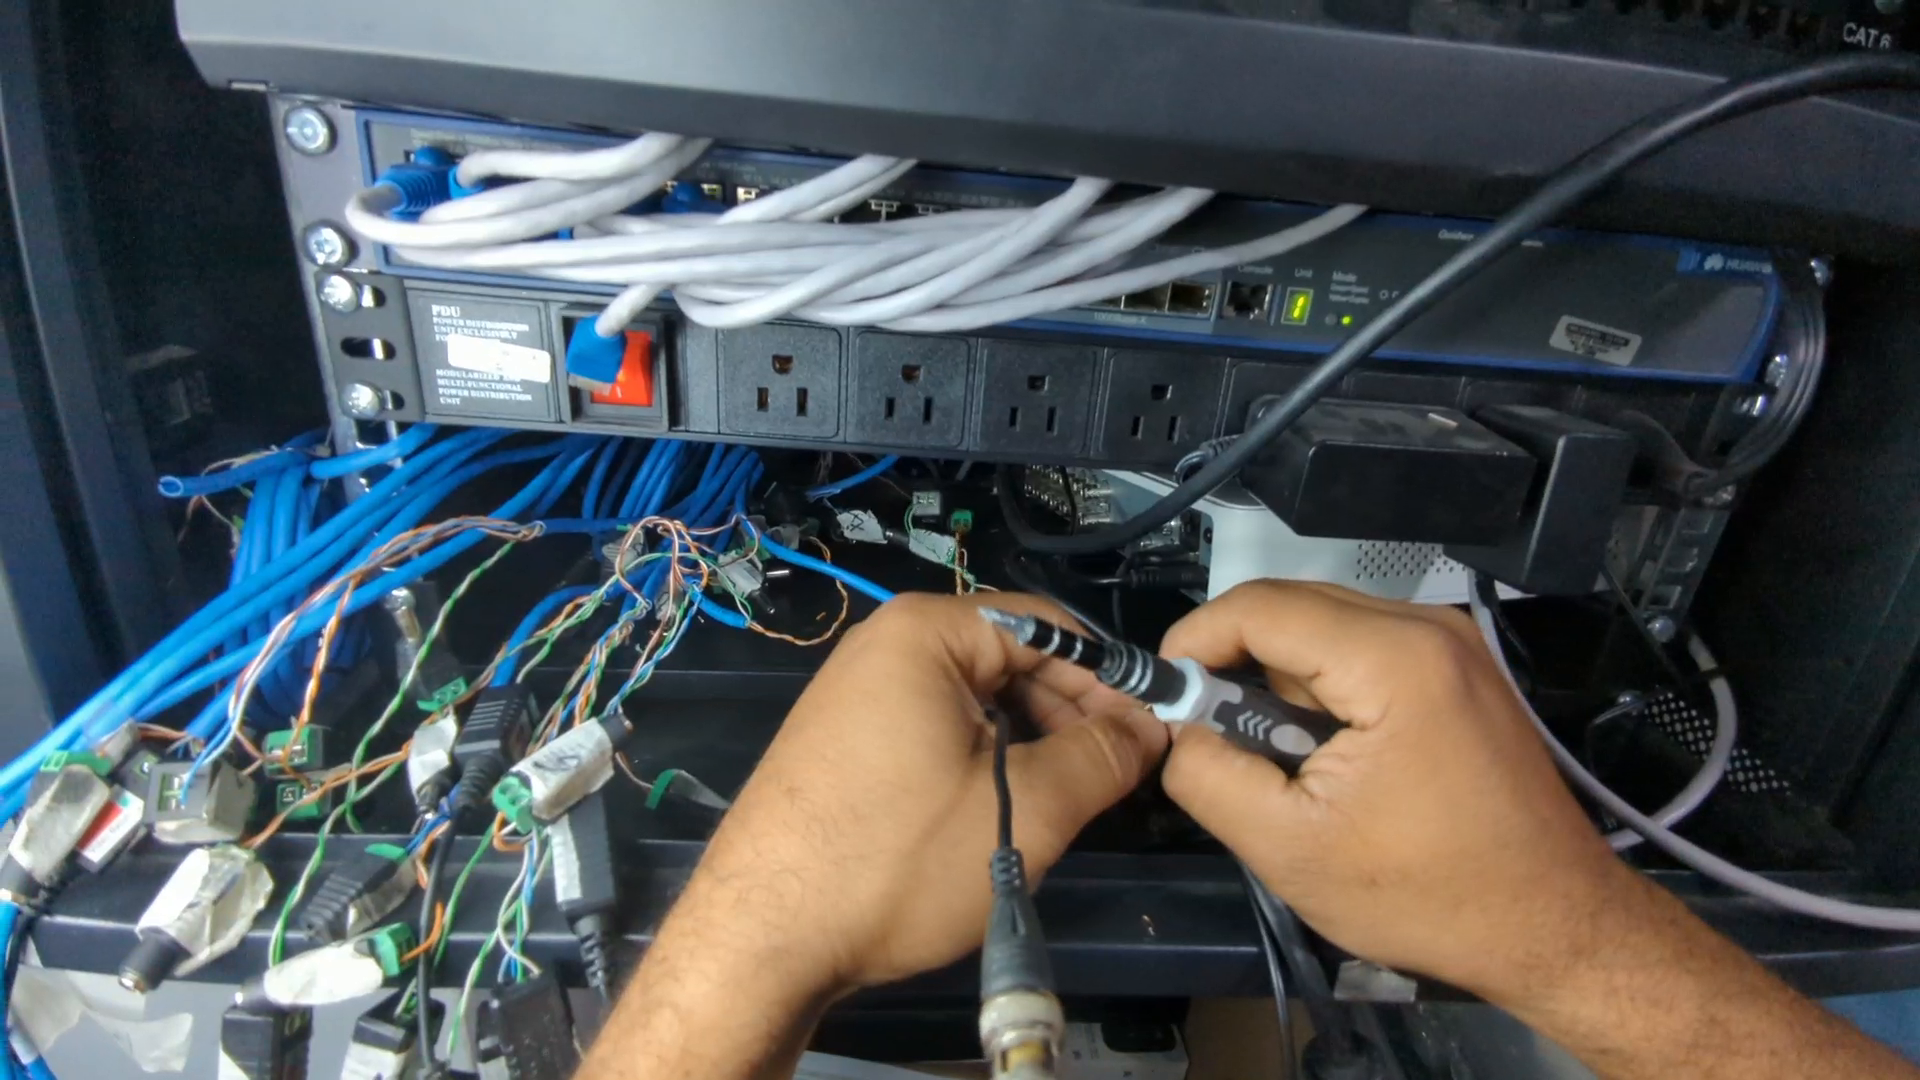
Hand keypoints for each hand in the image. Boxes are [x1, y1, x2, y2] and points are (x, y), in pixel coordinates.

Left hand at [674, 591, 1167, 993]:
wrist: (758, 939)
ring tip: (1066, 792)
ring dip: (1029, 736)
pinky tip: (1002, 798)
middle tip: (1114, 768)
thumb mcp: (1022, 810)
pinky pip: (935, 722)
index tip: (1151, 727)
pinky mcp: (846, 733)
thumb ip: (1102, 757)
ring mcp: (859, 688)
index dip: (1108, 675)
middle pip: (1008, 657)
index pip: (1046, 626)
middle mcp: (887, 642)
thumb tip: (1151, 728)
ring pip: (973, 695)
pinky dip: (982, 752)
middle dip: (1068, 710)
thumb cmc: (898, 858)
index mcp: (926, 631)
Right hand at [1158, 580, 1643, 1000]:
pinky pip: (1347, 642)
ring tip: (1271, 747)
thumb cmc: (1429, 895)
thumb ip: (1205, 773)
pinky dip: (1310, 680)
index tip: (1167, 695)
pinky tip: (1318, 741)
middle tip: (1208, 726)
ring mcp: (1444, 639)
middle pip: (1283, 606)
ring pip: (1312, 622)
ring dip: (1270, 674)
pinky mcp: (1449, 661)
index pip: (1257, 607)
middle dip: (1229, 659)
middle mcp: (1424, 626)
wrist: (1563, 932)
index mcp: (1393, 659)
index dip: (1194, 640)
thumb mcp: (1288, 849)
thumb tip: (1176, 725)